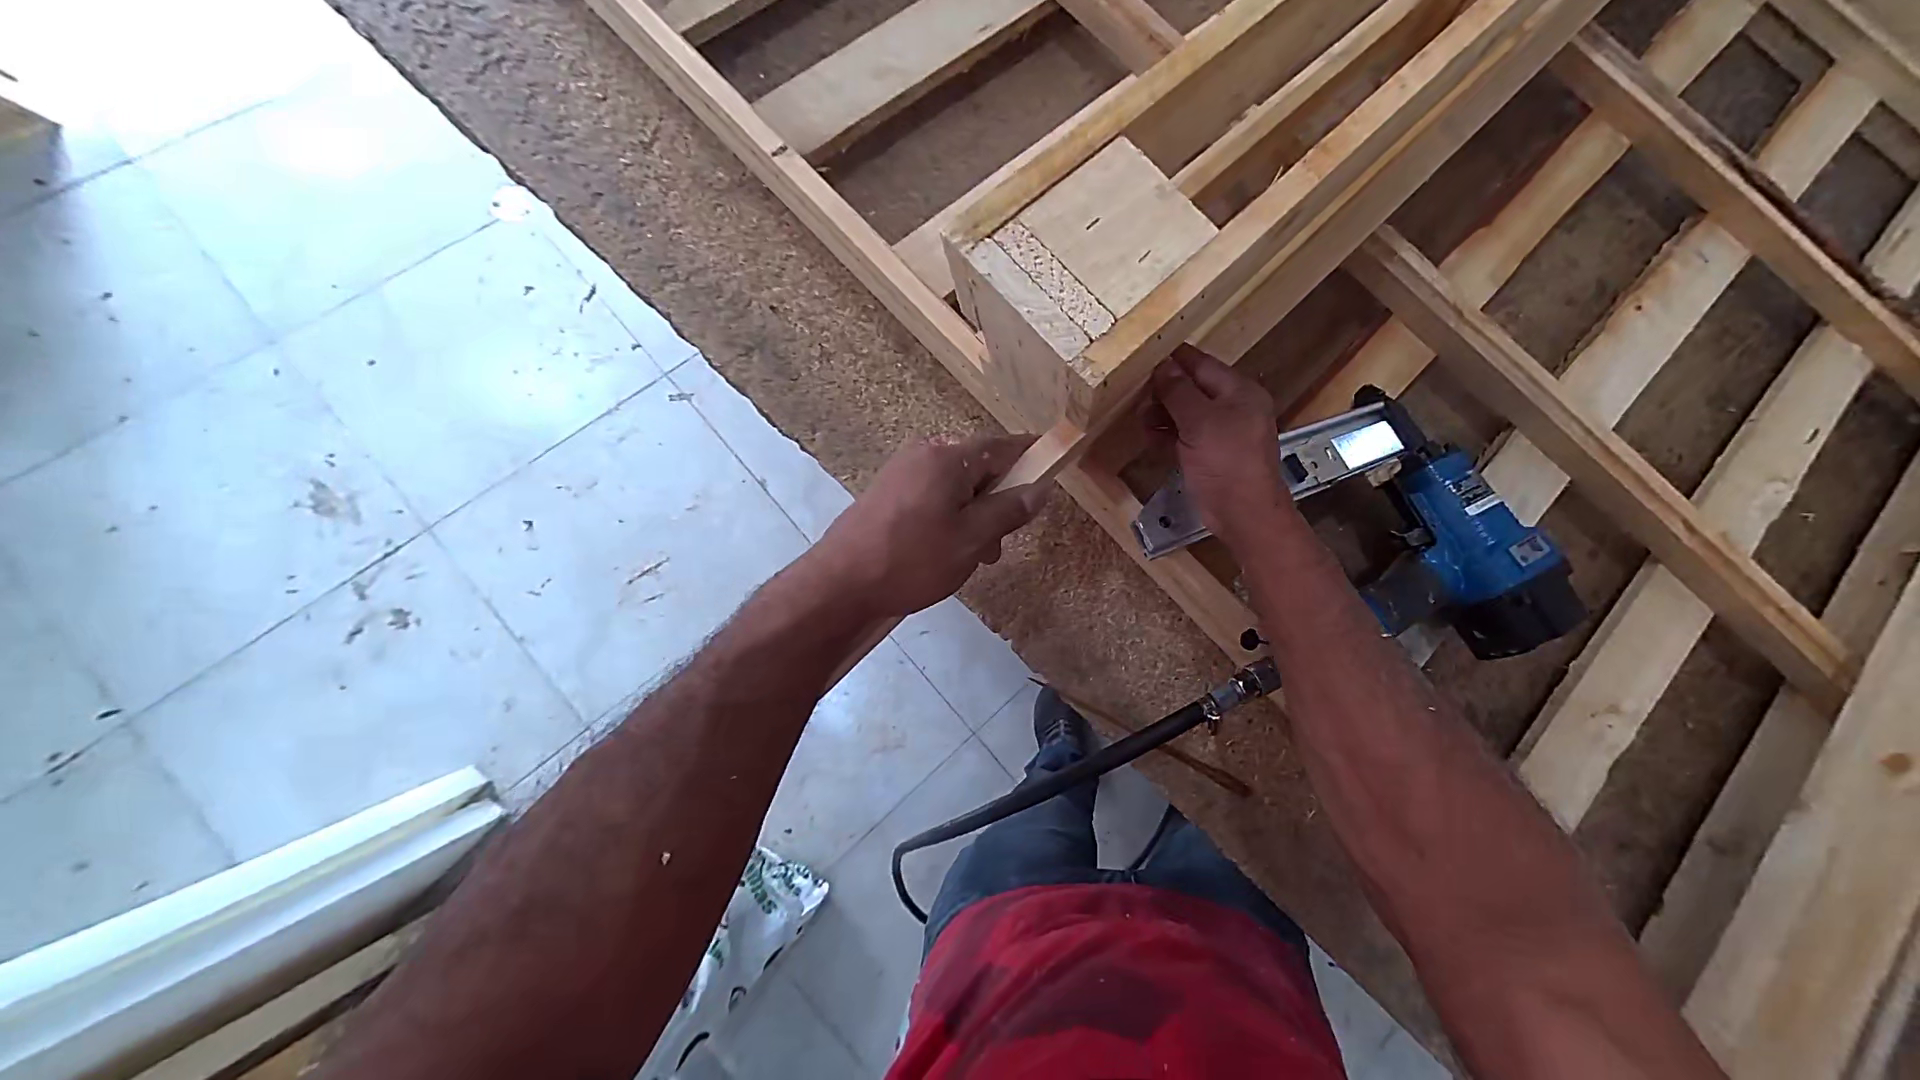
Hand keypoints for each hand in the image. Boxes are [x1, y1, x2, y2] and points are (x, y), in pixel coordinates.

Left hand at [809, 434, 1048, 619]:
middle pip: (977, 467)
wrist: (841, 584)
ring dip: (973, 516)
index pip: (1002, 446)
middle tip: (999, 543)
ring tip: (972, 557)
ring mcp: (901, 473)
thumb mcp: (972, 539)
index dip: (1030, 456)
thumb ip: (1009, 510)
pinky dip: (948, 518)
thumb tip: (1039, 487)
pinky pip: (932, 496)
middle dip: (997, 501)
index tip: (1052, 467)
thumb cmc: (912, 560)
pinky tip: (944, 552)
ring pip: (955, 486)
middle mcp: (923, 454)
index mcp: (947, 457)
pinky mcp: (887, 494)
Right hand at [1146, 345, 1287, 546]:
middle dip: (1163, 391)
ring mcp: (1220, 432)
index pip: (1202, 364)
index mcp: (1239, 391)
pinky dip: (1167, 436)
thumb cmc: (1226, 462)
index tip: (1142, 358)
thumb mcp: (1200, 422)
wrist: (1243, 514)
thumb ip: (1179, 392)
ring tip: (1140, 420)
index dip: (1173, 360)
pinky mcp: (1208, 454)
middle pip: (1191, 389)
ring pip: (1185, 413)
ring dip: (1161, 415)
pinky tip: (1149, 439)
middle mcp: (1231, 407)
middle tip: (1135, 395)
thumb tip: (1163, 366)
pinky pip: (1184, 436)